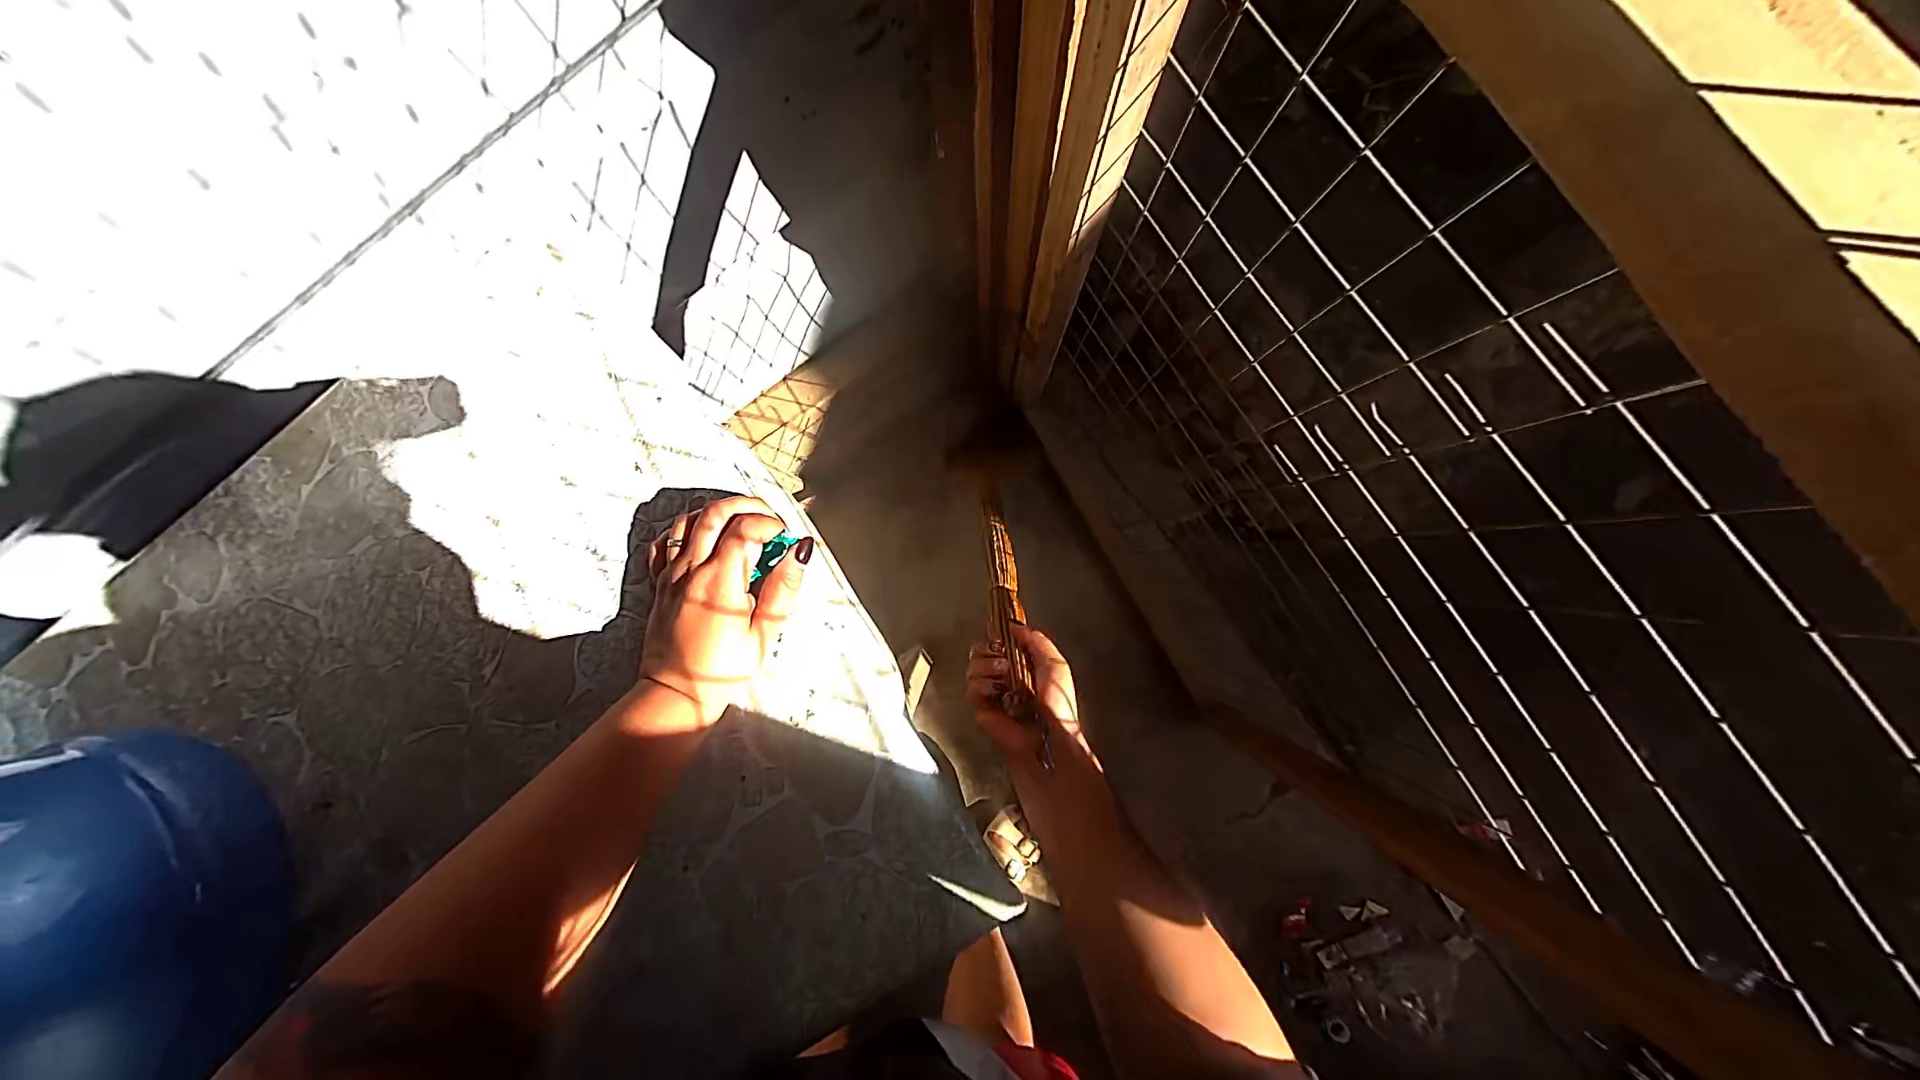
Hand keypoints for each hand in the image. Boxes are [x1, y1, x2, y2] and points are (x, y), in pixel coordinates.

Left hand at [638, 496, 811, 727]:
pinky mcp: (660, 584)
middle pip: (715, 512)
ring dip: (718, 512)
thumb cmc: (719, 670)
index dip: (770, 523)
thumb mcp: (764, 632)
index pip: (745, 528)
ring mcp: (671, 575)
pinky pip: (666, 542)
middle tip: (768, 517)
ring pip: (689, 521)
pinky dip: (686, 530)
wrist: (676, 693)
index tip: (784, 536)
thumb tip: (799, 554)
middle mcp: (691, 571)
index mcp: (720, 581)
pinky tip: (702, 539)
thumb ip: (783, 588)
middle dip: (747, 505)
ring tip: (741, 523)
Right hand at [966, 626, 1096, 770]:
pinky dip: (985, 686)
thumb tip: (1016, 626)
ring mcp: (991, 692)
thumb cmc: (1057, 705)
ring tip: (1007, 678)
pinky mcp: (981, 707)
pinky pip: (972, 687)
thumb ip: (1036, 640)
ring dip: (989, 667)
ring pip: (973, 665)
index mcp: (1022, 664)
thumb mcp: (1055, 663)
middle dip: (989, 649)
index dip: (998, 636)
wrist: (1049, 735)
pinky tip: (999, 693)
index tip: (1003, 637)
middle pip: (979, 650)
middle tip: (1004, 658)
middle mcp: (1004, 676)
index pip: (999, 642)